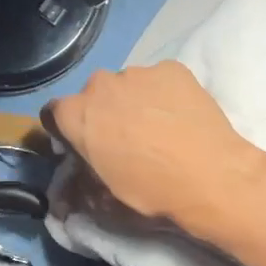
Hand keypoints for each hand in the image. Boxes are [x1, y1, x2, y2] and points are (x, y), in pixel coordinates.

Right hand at [42, 62, 265, 232]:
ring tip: (158, 127)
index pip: (54, 114)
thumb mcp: (105, 196)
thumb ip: (82, 180)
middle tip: (124, 139)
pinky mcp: (171, 68)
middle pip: (93, 96)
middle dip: (102, 113)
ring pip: (127, 85)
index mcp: (75, 114)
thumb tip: (73, 186)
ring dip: (133, 101)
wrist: (211, 177)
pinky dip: (164, 94)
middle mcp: (100, 84)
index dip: (66, 130)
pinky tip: (180, 116)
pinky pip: (159, 80)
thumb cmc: (150, 190)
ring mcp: (138, 72)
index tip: (84, 146)